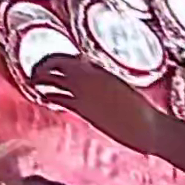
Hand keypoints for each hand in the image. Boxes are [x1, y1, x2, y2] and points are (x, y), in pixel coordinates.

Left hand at [29, 55, 175, 156]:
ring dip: (38, 79)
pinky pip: (57, 97)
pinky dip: (47, 96)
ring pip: (51, 78)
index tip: (48, 64)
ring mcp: (84, 91)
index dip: (54, 59)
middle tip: (35, 71)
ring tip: (32, 82)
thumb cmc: (141, 110)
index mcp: (98, 69)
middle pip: (54, 63)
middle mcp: (88, 76)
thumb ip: (101, 78)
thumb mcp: (119, 86)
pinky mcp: (83, 108)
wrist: (152, 127)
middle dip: (41, 65)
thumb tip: (89, 72)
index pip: (67, 57)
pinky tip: (44, 98)